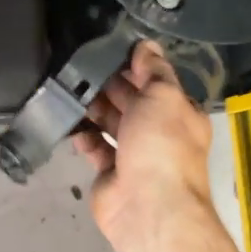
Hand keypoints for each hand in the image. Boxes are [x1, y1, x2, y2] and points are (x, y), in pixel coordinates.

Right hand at [73, 40, 213, 247]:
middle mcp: (160, 133)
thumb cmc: (161, 144)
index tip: (108, 49)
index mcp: (180, 114)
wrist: (148, 206)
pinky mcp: (111, 174)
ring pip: (112, 124)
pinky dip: (85, 137)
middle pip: (132, 102)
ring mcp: (135, 155)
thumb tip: (147, 44)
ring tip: (71, 90)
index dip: (135, 66)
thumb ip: (154, 70)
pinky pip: (96, 148)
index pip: (157, 83)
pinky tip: (72, 124)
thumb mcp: (164, 96)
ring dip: (94, 108)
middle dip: (110, 86)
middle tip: (80, 66)